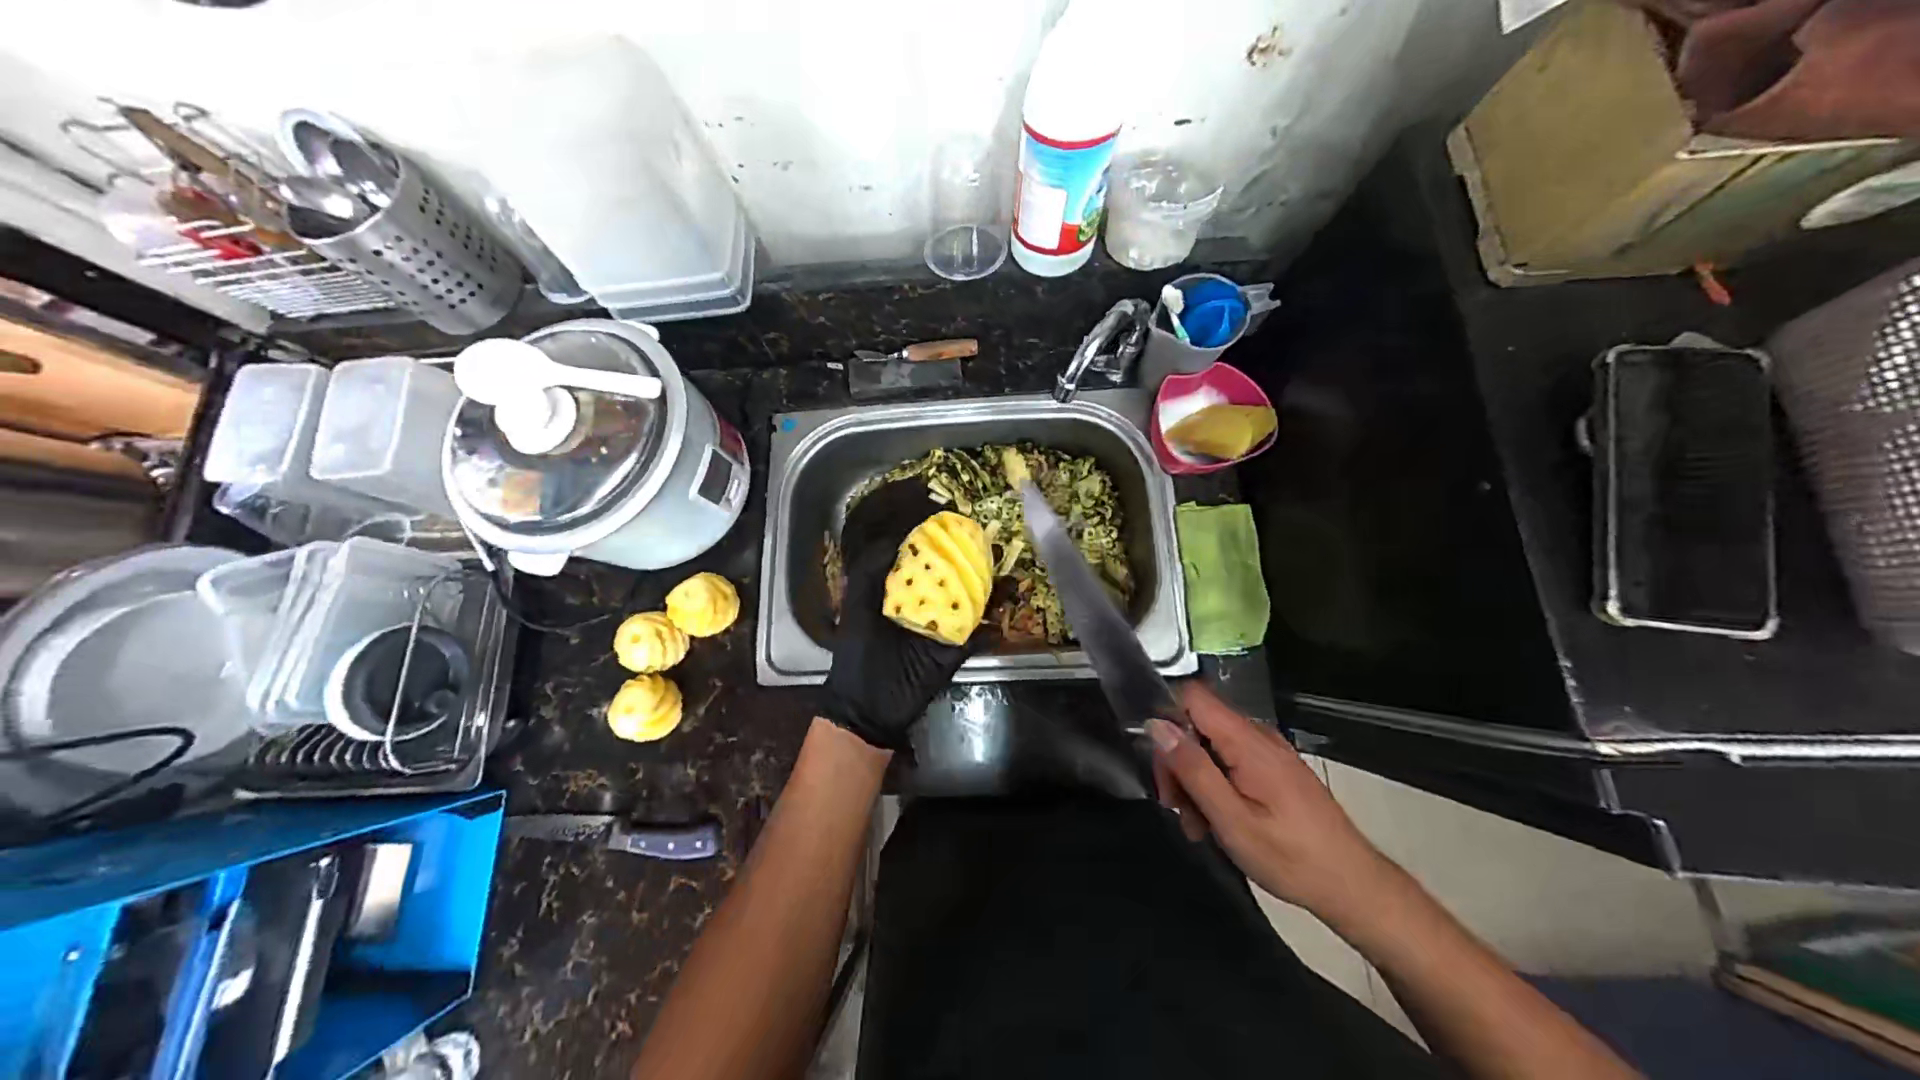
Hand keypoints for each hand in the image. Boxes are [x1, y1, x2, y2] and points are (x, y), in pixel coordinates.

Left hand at [821, 479, 980, 750]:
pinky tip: (1008, 602)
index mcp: (899, 587)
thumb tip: (897, 534)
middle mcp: (924, 601)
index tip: (949, 511)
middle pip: (952, 572)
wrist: (866, 706)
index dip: (933, 532)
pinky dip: (995, 620)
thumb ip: (872, 567)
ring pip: (972, 598)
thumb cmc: (857, 651)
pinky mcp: (956, 649)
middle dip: (971, 555)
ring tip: (1005, 567)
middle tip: (987, 536)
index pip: (919, 553)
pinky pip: (979, 632)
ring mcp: (943, 625)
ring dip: (991, 584)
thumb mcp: (858, 602)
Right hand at [1148, 681, 1397, 923]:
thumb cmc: (1291, 857)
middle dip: (1178, 761)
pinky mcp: (1274, 769)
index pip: (1192, 696)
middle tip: (1176, 807)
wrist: (1352, 885)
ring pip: (1211, 745)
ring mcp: (1269, 752)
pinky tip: (1216, 821)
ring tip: (1197, 824)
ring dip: (1194, 779)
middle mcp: (1259, 736)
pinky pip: (1230, 761)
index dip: (1166, 719)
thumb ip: (1193, 769)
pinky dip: (1215, 785)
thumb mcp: (1231, 819)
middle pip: (1198, 724)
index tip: (1160, 764)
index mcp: (1248, 742)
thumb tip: (1158, 726)